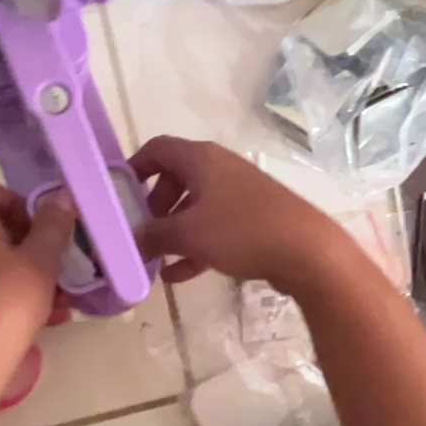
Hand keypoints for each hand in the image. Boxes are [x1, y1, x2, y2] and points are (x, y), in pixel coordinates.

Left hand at [0, 179, 75, 386]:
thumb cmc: (6, 308)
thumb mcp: (41, 264)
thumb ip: (53, 227)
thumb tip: (60, 196)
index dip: (17, 200)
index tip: (42, 228)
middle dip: (31, 244)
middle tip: (58, 267)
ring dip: (28, 275)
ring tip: (59, 302)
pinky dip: (12, 297)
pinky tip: (40, 321)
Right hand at [130, 136, 346, 286]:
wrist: (305, 250)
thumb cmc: (240, 231)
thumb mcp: (187, 235)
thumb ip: (154, 235)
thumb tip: (132, 239)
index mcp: (200, 159)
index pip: (156, 149)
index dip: (133, 168)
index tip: (119, 195)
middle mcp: (220, 168)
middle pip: (175, 180)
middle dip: (154, 208)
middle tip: (141, 233)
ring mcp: (239, 193)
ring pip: (195, 207)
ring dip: (173, 231)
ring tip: (156, 260)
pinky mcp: (254, 218)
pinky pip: (215, 227)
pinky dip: (196, 246)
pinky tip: (179, 275)